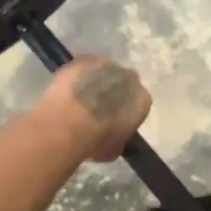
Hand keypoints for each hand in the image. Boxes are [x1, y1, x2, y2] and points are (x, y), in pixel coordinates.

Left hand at [34, 56, 151, 162]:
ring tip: (80, 99)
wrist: (69, 122)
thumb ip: (118, 141)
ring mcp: (106, 65)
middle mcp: (130, 78)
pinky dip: (78, 76)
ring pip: (104, 72)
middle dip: (114, 91)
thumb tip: (114, 140)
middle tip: (98, 107)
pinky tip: (68, 90)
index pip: (139, 103)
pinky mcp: (84, 60)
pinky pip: (83, 67)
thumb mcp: (112, 150)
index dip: (126, 111)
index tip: (115, 120)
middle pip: (124, 82)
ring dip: (96, 81)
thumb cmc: (96, 141)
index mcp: (142, 100)